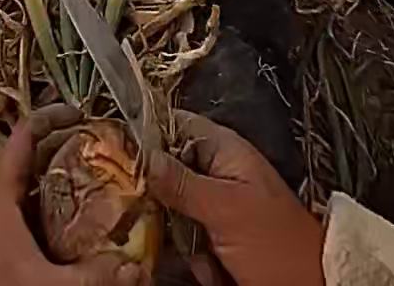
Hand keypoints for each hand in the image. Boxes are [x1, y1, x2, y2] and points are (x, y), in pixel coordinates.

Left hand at [0, 105, 146, 285]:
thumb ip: (92, 276)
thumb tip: (134, 267)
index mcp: (1, 195)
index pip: (25, 134)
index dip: (52, 116)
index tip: (81, 115)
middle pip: (32, 157)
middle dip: (65, 148)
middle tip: (97, 150)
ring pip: (30, 185)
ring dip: (59, 178)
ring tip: (92, 181)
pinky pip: (28, 211)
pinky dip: (51, 205)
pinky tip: (74, 221)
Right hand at [148, 112, 324, 285]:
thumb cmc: (274, 241)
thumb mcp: (225, 209)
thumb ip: (182, 183)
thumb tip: (142, 156)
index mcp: (221, 148)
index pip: (174, 124)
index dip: (147, 135)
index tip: (119, 153)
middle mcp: (213, 169)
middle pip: (166, 168)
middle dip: (158, 195)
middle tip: (148, 212)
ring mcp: (213, 205)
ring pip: (171, 207)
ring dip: (174, 232)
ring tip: (189, 249)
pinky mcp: (213, 237)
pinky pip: (183, 238)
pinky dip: (188, 255)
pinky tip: (201, 268)